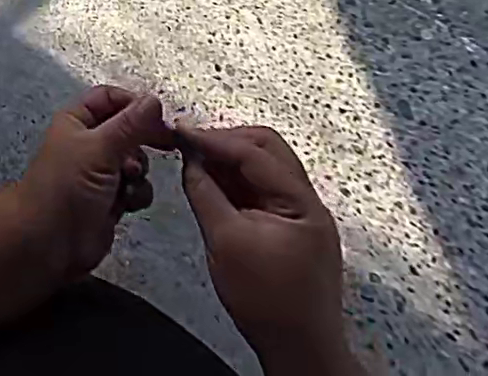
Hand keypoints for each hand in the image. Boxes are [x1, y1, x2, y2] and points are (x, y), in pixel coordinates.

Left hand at [9, 87, 173, 281]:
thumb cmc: (68, 186)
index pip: (110, 98)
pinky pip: (135, 187)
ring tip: (129, 178)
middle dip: (143, 137)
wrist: (48, 244)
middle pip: (127, 128)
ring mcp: (100, 172)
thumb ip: (130, 124)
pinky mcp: (110, 199)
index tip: (159, 116)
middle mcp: (89, 141)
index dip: (134, 103)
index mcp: (77, 120)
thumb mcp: (100, 148)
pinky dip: (136, 193)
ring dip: (138, 169)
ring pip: (135, 159)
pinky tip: (127, 202)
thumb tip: (154, 99)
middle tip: (167, 144)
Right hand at [180, 126, 357, 375]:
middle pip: (266, 148)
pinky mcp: (290, 224)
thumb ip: (204, 193)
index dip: (213, 139)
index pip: (253, 153)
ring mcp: (301, 212)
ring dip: (230, 158)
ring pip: (264, 164)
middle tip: (192, 144)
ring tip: (198, 160)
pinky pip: (261, 186)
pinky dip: (236, 178)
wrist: (300, 354)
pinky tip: (213, 181)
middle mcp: (306, 200)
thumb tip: (190, 160)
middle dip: (226, 140)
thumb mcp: (225, 242)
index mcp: (301, 202)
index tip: (181, 133)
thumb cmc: (266, 302)